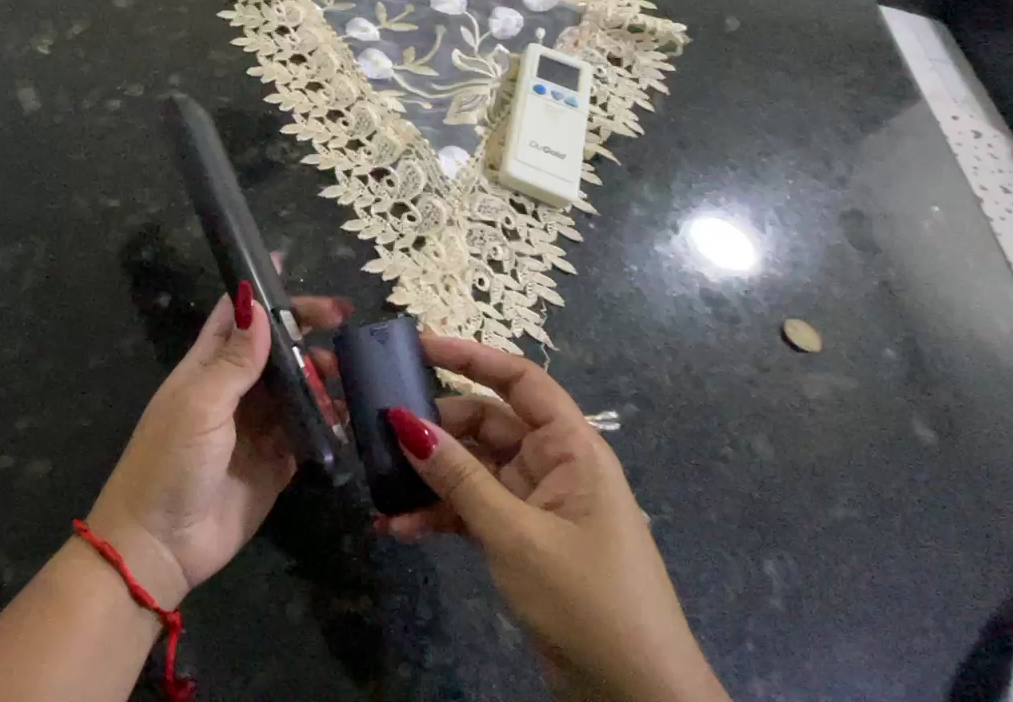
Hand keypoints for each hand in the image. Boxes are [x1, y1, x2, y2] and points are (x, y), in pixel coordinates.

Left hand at [84, 281, 349, 607]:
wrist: (160, 544)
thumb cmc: (170, 462)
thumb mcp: (199, 405)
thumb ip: (232, 361)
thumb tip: (257, 306)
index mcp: (204, 369)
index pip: (234, 318)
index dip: (260, 294)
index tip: (290, 267)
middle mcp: (231, 392)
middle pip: (274, 352)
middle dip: (306, 334)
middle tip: (346, 323)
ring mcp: (254, 429)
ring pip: (295, 391)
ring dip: (321, 378)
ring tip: (350, 374)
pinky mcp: (275, 465)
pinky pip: (307, 436)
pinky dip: (328, 424)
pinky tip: (349, 416)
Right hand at [323, 333, 729, 701]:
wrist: (634, 696)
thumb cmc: (587, 599)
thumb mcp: (515, 533)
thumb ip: (458, 476)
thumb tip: (402, 420)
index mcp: (571, 450)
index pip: (521, 381)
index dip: (471, 357)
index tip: (416, 346)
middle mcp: (552, 466)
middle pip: (484, 423)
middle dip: (432, 427)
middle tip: (378, 430)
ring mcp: (535, 504)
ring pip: (470, 468)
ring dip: (427, 479)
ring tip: (379, 485)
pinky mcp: (520, 538)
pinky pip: (470, 509)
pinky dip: (437, 515)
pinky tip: (398, 529)